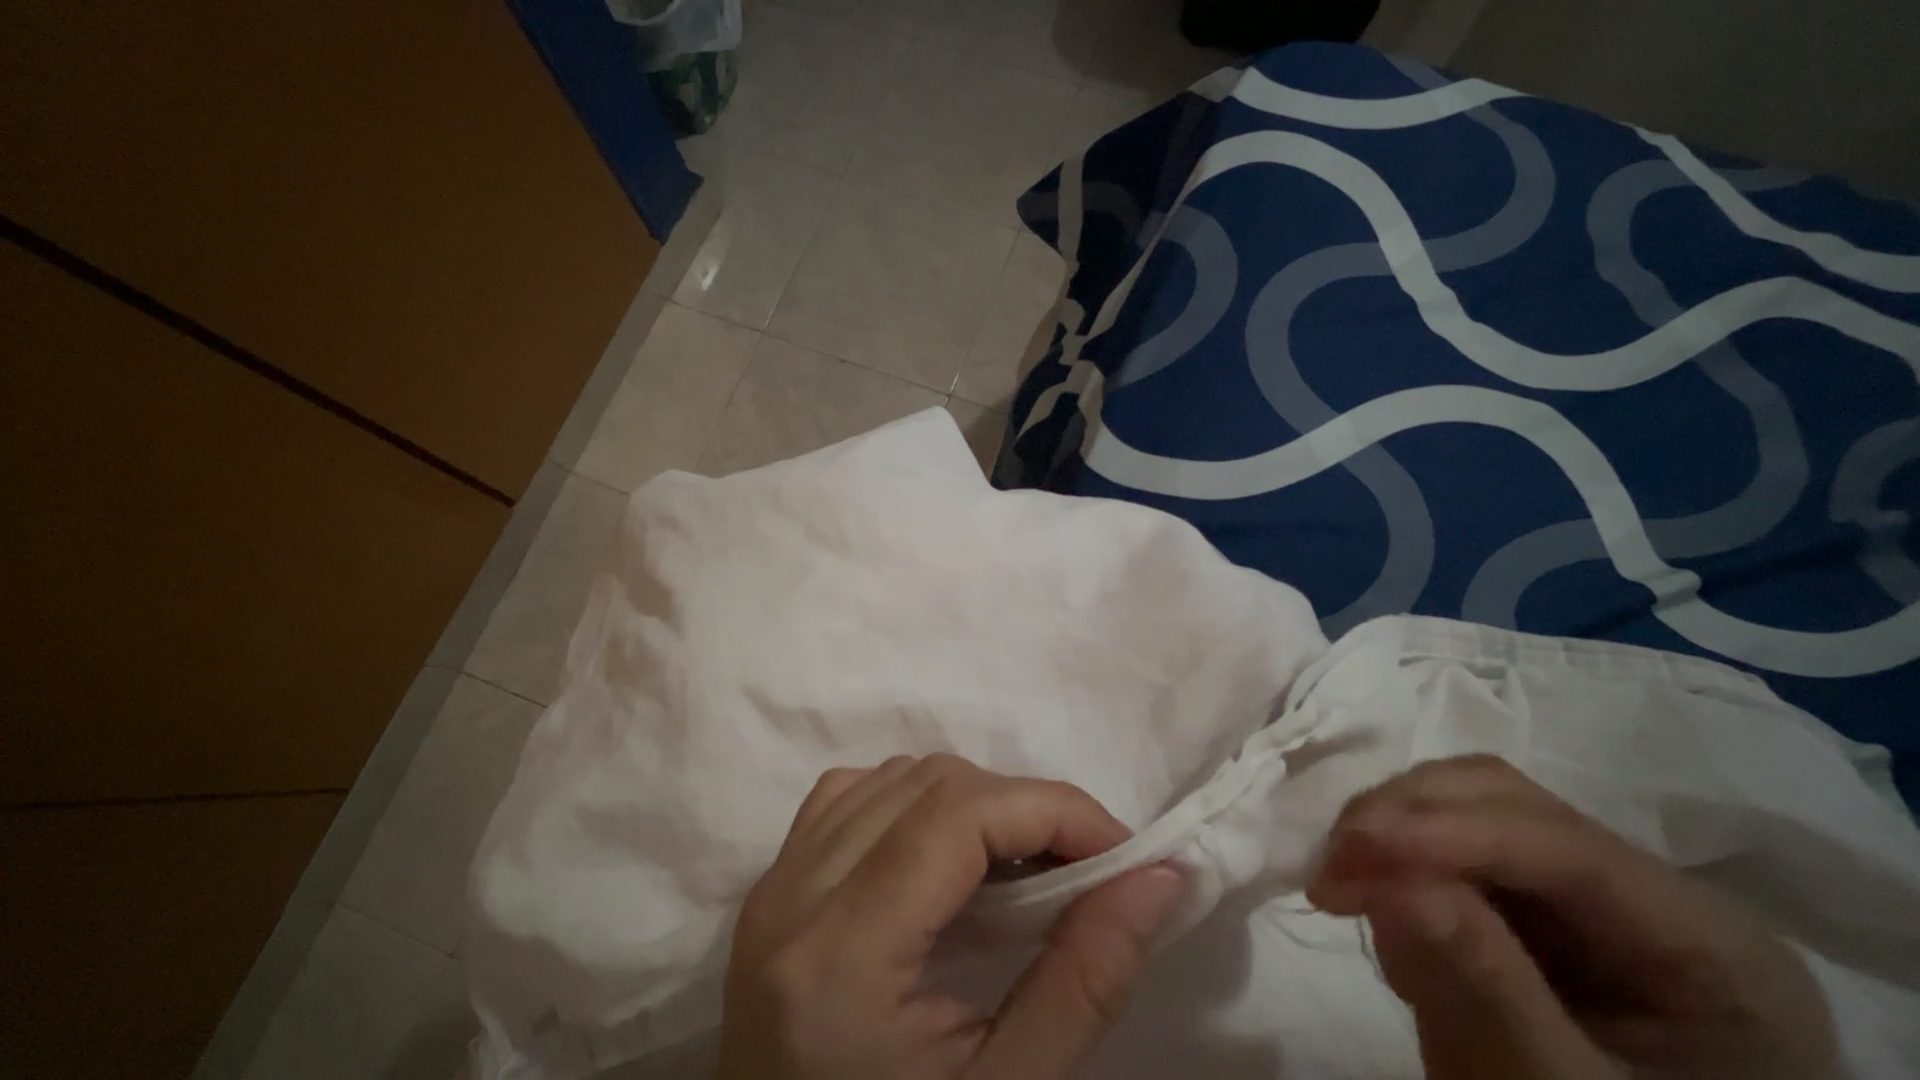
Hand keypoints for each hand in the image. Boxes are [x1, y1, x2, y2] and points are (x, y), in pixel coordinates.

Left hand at [714, 754, 1185, 1079]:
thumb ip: (1086, 982)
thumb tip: (1159, 877)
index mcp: (839, 958)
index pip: (956, 817)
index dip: (1054, 810)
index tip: (1125, 857)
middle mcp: (790, 900)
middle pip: (927, 784)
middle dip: (1023, 807)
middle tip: (1084, 873)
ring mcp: (771, 890)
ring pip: (890, 778)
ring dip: (973, 803)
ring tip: (1023, 869)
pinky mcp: (770, 893)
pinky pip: (849, 798)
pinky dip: (914, 803)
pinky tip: (946, 859)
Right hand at [1308, 755, 1838, 1079]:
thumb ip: (1485, 990)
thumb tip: (1390, 881)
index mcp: (1710, 944)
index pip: (1566, 846)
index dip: (1450, 831)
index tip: (1349, 846)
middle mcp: (1651, 896)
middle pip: (1513, 804)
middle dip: (1410, 820)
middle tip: (1328, 868)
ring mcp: (1589, 902)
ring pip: (1472, 813)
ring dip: (1395, 838)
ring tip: (1339, 891)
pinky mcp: (1535, 917)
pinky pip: (1453, 860)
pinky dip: (1401, 871)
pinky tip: (1383, 915)